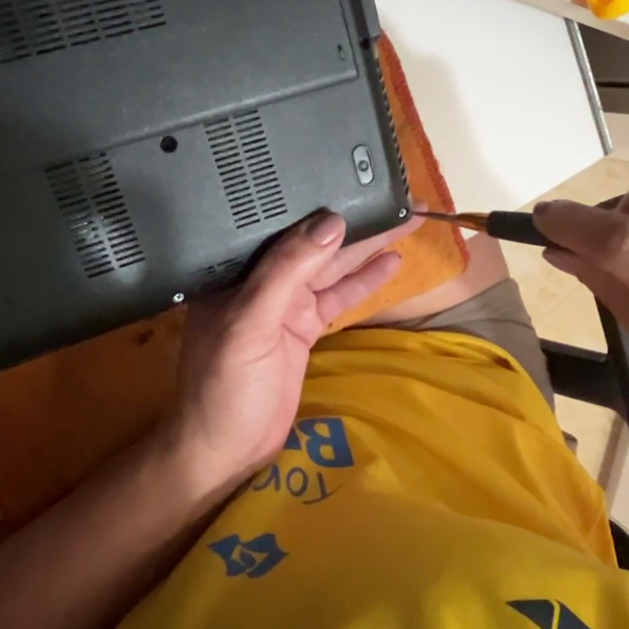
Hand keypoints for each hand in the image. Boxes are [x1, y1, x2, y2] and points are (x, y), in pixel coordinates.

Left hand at [162, 209, 424, 488]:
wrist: (227, 449)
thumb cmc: (224, 386)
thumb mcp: (250, 323)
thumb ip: (288, 272)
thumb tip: (330, 224)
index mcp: (234, 270)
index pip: (280, 225)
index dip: (317, 202)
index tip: (354, 179)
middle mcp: (261, 281)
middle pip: (314, 243)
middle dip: (354, 221)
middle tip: (395, 197)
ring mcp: (285, 305)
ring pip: (332, 267)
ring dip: (367, 246)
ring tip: (404, 221)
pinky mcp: (304, 327)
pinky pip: (338, 297)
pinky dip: (363, 280)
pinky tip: (390, 262)